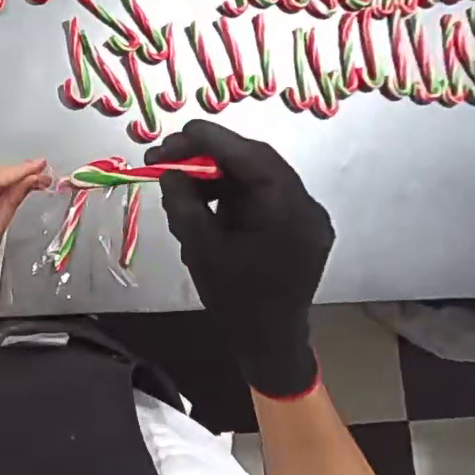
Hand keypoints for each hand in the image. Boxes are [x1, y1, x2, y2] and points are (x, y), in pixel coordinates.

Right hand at [148, 120, 332, 397]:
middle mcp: (306, 206)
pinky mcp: (298, 229)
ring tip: (179, 186)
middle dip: (210, 157)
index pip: (250, 157)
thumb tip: (171, 172)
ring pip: (257, 181)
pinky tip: (204, 206)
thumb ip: (184, 205)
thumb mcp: (201, 250)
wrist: (269, 342)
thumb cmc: (235, 300)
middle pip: (255, 164)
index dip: (212, 139)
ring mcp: (306, 217)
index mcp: (287, 210)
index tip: (178, 132)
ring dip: (218, 178)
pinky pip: (262, 200)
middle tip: (168, 157)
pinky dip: (232, 197)